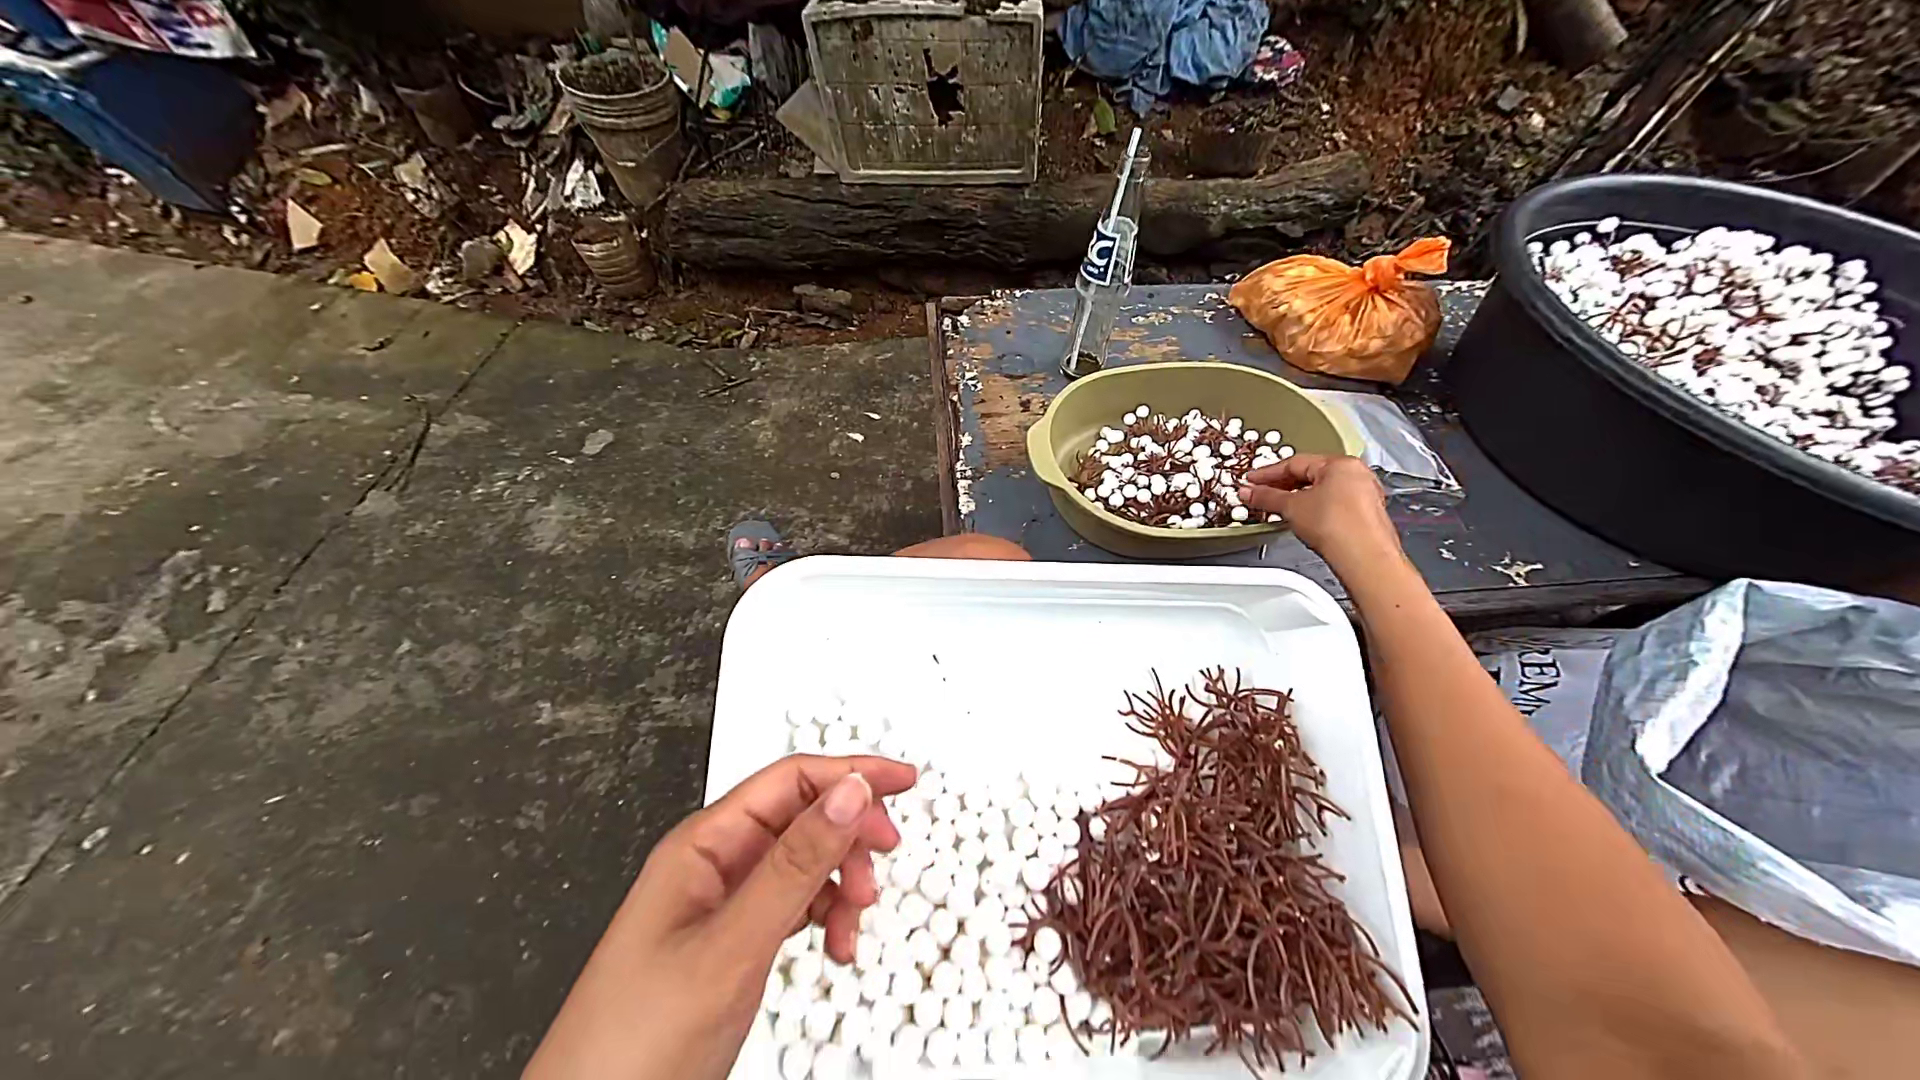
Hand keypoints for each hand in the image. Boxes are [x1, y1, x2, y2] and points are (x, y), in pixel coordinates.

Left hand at [524, 755, 917, 1079]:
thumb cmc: (630, 1046)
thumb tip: (848, 792)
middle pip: (804, 815)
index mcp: (705, 844)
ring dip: (843, 881)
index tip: (900, 780)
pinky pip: (798, 901)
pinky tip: (835, 942)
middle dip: (851, 832)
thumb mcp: (731, 945)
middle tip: (885, 853)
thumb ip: (795, 863)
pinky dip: (828, 915)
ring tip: (854, 918)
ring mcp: (727, 901)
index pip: (792, 780)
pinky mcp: (737, 935)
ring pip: (807, 860)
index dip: (851, 773)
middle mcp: (717, 863)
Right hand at [1238, 454, 1402, 571]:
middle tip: (1260, 494)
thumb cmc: (1339, 526)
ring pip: (1322, 491)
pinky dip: (1313, 509)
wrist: (1363, 556)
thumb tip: (1250, 492)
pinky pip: (1332, 504)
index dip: (1268, 473)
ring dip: (1297, 498)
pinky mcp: (1365, 515)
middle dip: (1281, 486)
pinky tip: (1302, 519)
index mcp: (1341, 464)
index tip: (1252, 481)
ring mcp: (1364, 495)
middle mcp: (1357, 475)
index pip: (1295, 463)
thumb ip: (1266, 497)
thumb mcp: (1291, 507)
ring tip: (1278, 509)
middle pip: (1309, 475)